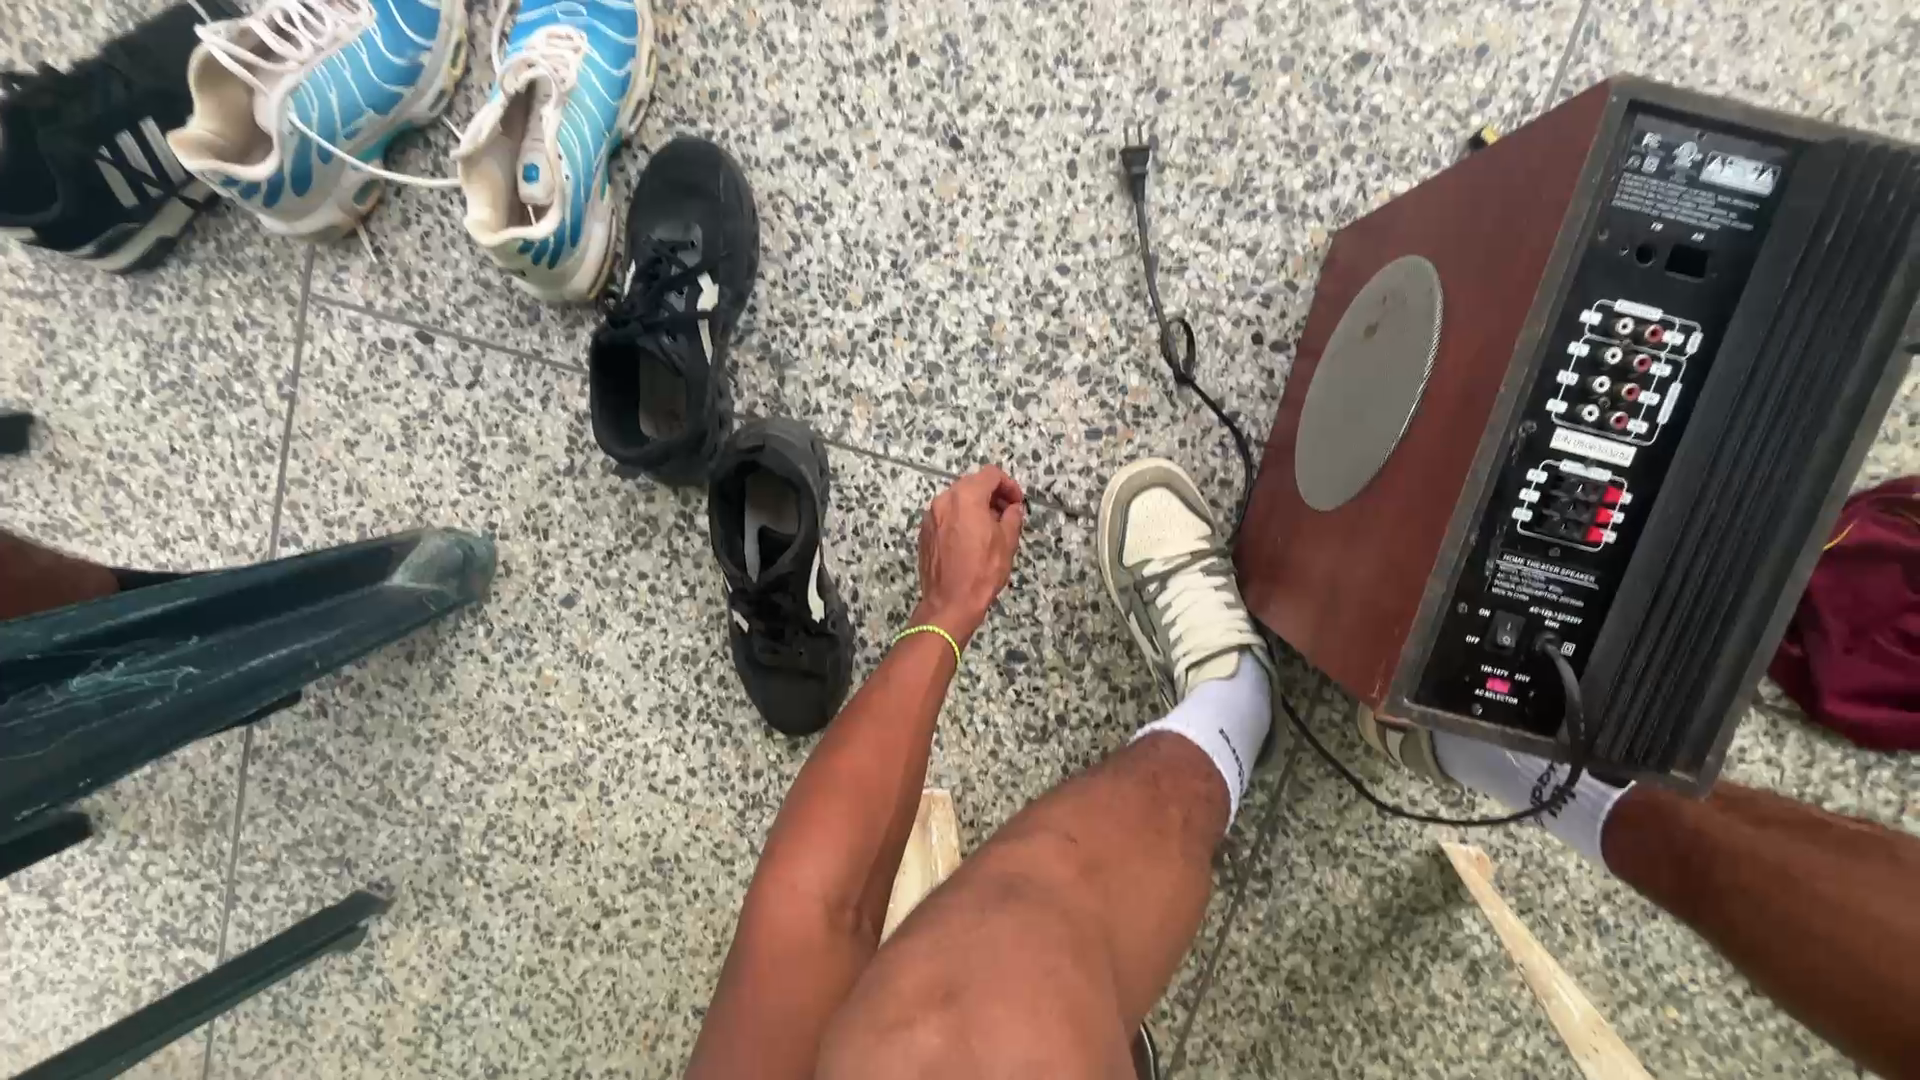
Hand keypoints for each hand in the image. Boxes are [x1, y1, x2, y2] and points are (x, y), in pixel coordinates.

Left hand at [911, 466, 1026, 646]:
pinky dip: (960, 518)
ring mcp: (930, 517)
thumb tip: (1012, 508)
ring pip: (957, 500)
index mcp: (966, 497)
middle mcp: (944, 501)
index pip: (990, 474)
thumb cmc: (982, 571)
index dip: (1009, 485)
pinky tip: (970, 539)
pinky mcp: (924, 532)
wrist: (949, 602)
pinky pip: (945, 516)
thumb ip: (1012, 517)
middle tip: (1006, 514)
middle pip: (972, 484)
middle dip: (992, 495)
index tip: (1016, 503)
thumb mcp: (1007, 542)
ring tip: (990, 528)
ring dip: (976, 506)